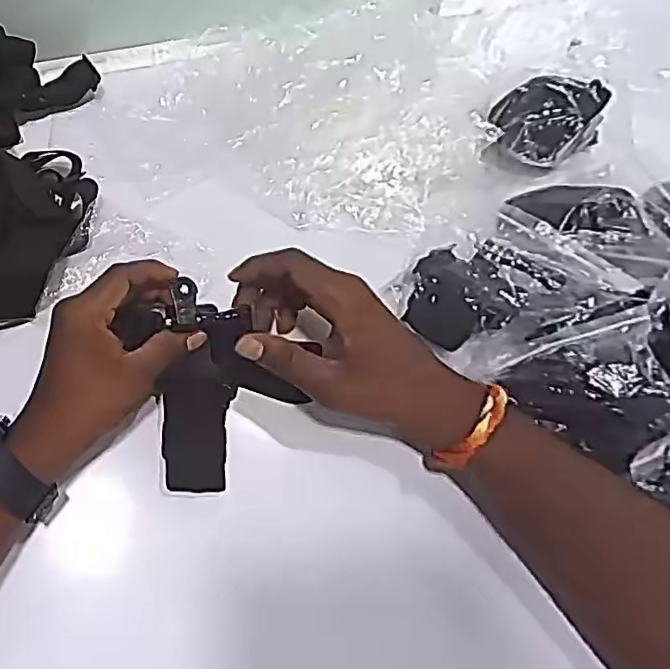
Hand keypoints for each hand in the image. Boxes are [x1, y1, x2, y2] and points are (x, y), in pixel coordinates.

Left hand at [9, 261, 203, 481]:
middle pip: (117, 285)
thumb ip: (168, 346)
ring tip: (171, 317)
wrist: (55, 433)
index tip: (176, 279)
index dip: (154, 272)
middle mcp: (73, 312)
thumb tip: (189, 333)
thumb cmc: (81, 406)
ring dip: (141, 305)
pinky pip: (105, 317)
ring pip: (112, 301)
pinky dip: (129, 319)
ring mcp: (72, 325)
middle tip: (180, 301)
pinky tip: (150, 333)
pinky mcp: (75, 339)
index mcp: (83, 311)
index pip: (122, 275)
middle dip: (152, 289)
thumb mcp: (137, 373)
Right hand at [227, 249, 488, 452]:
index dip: (256, 268)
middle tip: (245, 314)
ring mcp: (351, 299)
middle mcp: (347, 290)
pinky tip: (286, 332)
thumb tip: (247, 342)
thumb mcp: (328, 381)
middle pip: (291, 270)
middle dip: (260, 288)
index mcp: (342, 296)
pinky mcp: (352, 311)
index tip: (235, 282)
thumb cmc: (394, 391)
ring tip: (264, 328)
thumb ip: (282, 359)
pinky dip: (290, 307)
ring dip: (274, 299)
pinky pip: (312, 295)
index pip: (289, 263)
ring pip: (299, 282)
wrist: (434, 404)